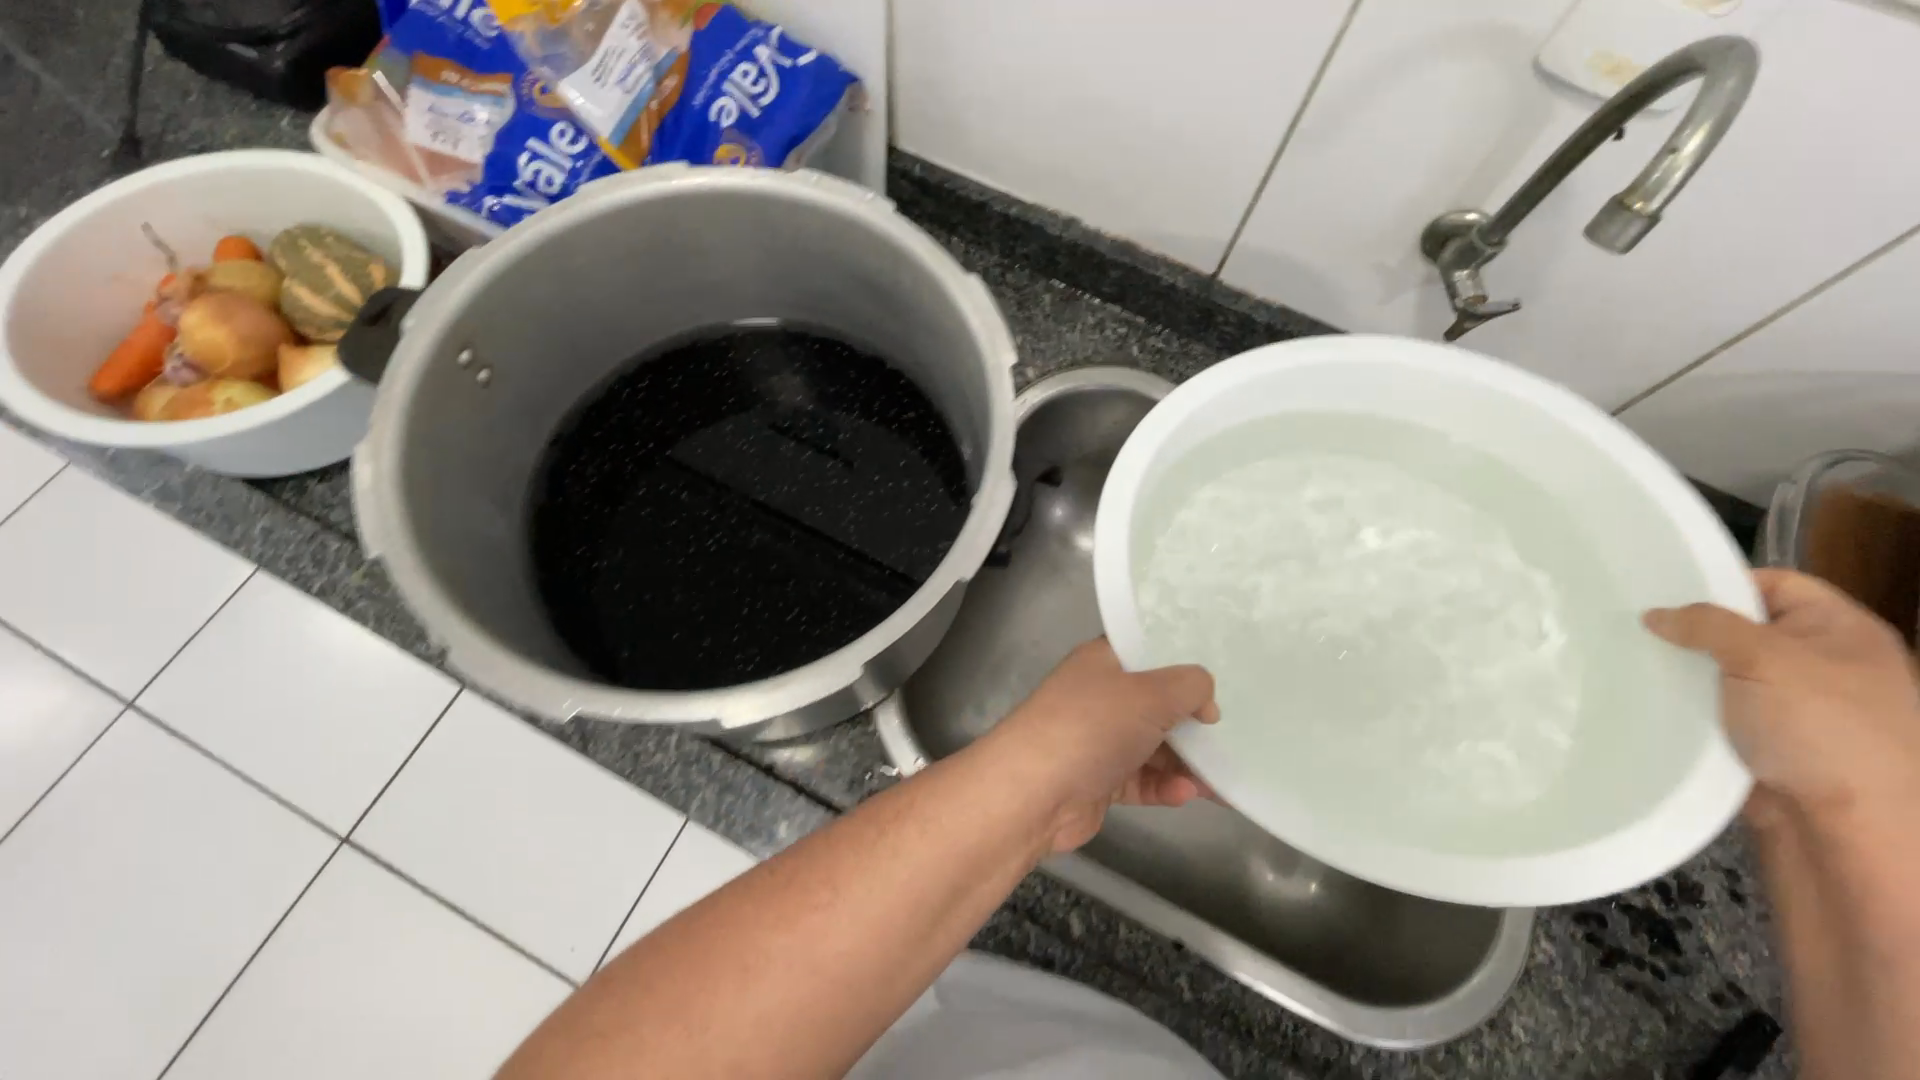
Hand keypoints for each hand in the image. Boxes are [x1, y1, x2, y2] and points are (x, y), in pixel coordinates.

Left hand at [985, 639, 1218, 854]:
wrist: (1034, 792)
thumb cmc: (1091, 727)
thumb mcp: (1150, 693)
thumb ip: (1189, 687)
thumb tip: (1205, 700)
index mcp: (1103, 661)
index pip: (1148, 649)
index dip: (1184, 659)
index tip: (1225, 672)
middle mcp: (1099, 696)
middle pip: (1156, 701)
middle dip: (1193, 719)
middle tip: (1234, 731)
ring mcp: (1097, 739)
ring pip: (1152, 745)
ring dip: (1187, 761)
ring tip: (1223, 777)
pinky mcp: (1098, 780)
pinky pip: (1141, 779)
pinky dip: (1165, 786)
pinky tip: (1189, 794)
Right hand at [1645, 569, 1919, 825]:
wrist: (1846, 827)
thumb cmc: (1823, 729)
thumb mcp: (1766, 659)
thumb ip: (1707, 625)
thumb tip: (1656, 614)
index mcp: (1841, 631)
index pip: (1776, 583)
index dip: (1722, 582)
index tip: (1663, 592)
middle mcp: (1821, 662)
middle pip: (1741, 628)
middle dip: (1691, 629)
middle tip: (1634, 626)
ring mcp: (1792, 705)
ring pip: (1721, 671)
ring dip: (1683, 671)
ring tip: (1629, 661)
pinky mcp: (1762, 740)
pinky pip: (1714, 709)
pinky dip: (1685, 705)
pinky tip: (1646, 700)